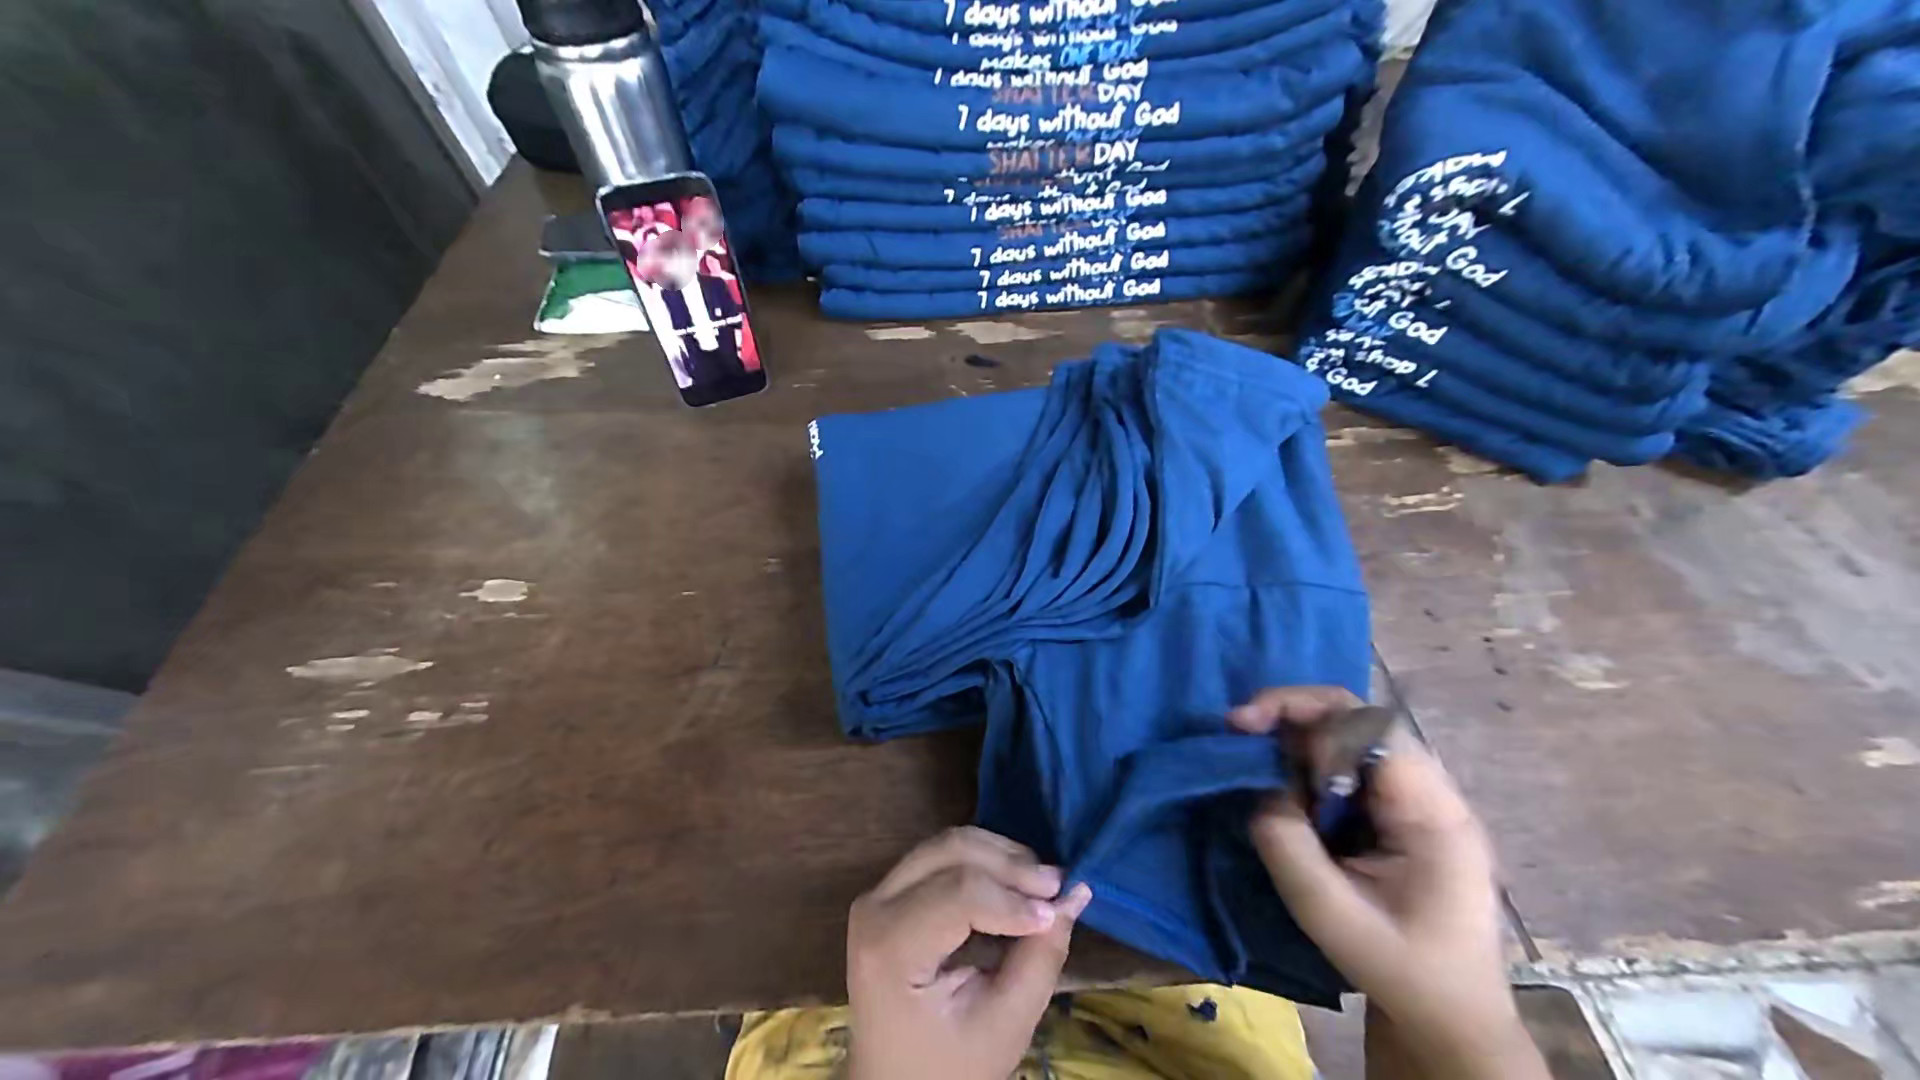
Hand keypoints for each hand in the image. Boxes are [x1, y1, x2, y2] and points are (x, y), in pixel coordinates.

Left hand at [847, 827, 1092, 1079]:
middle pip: (951, 852)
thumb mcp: (1002, 1027)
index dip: (1012, 898)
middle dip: (1009, 863)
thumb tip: (1076, 893)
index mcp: (889, 946)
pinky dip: (983, 860)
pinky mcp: (890, 890)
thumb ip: (1039, 959)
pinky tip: (1014, 881)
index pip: (959, 893)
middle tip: (1056, 885)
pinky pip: (941, 855)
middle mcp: (875, 905)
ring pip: (947, 844)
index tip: (1055, 914)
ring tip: (1041, 884)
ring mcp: (878, 892)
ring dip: (1000, 855)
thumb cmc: (948, 1066)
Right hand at [1229, 688, 1544, 1079]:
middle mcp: (1431, 793)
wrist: (1453, 1024)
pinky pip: (1349, 767)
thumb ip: (1285, 842)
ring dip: (1297, 744)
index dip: (1304, 711)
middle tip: (1240, 733)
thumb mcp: (1328, 912)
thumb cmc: (1400, 971)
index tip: (1248, 726)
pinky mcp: (1402, 814)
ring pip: (1349, 739)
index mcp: (1431, 812)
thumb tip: (1257, 786)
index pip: (1369, 723)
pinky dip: (1308, 769)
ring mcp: (1419, 801)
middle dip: (1292, 717)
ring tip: (1260, 772)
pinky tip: (1289, 797)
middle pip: (1357, 720)